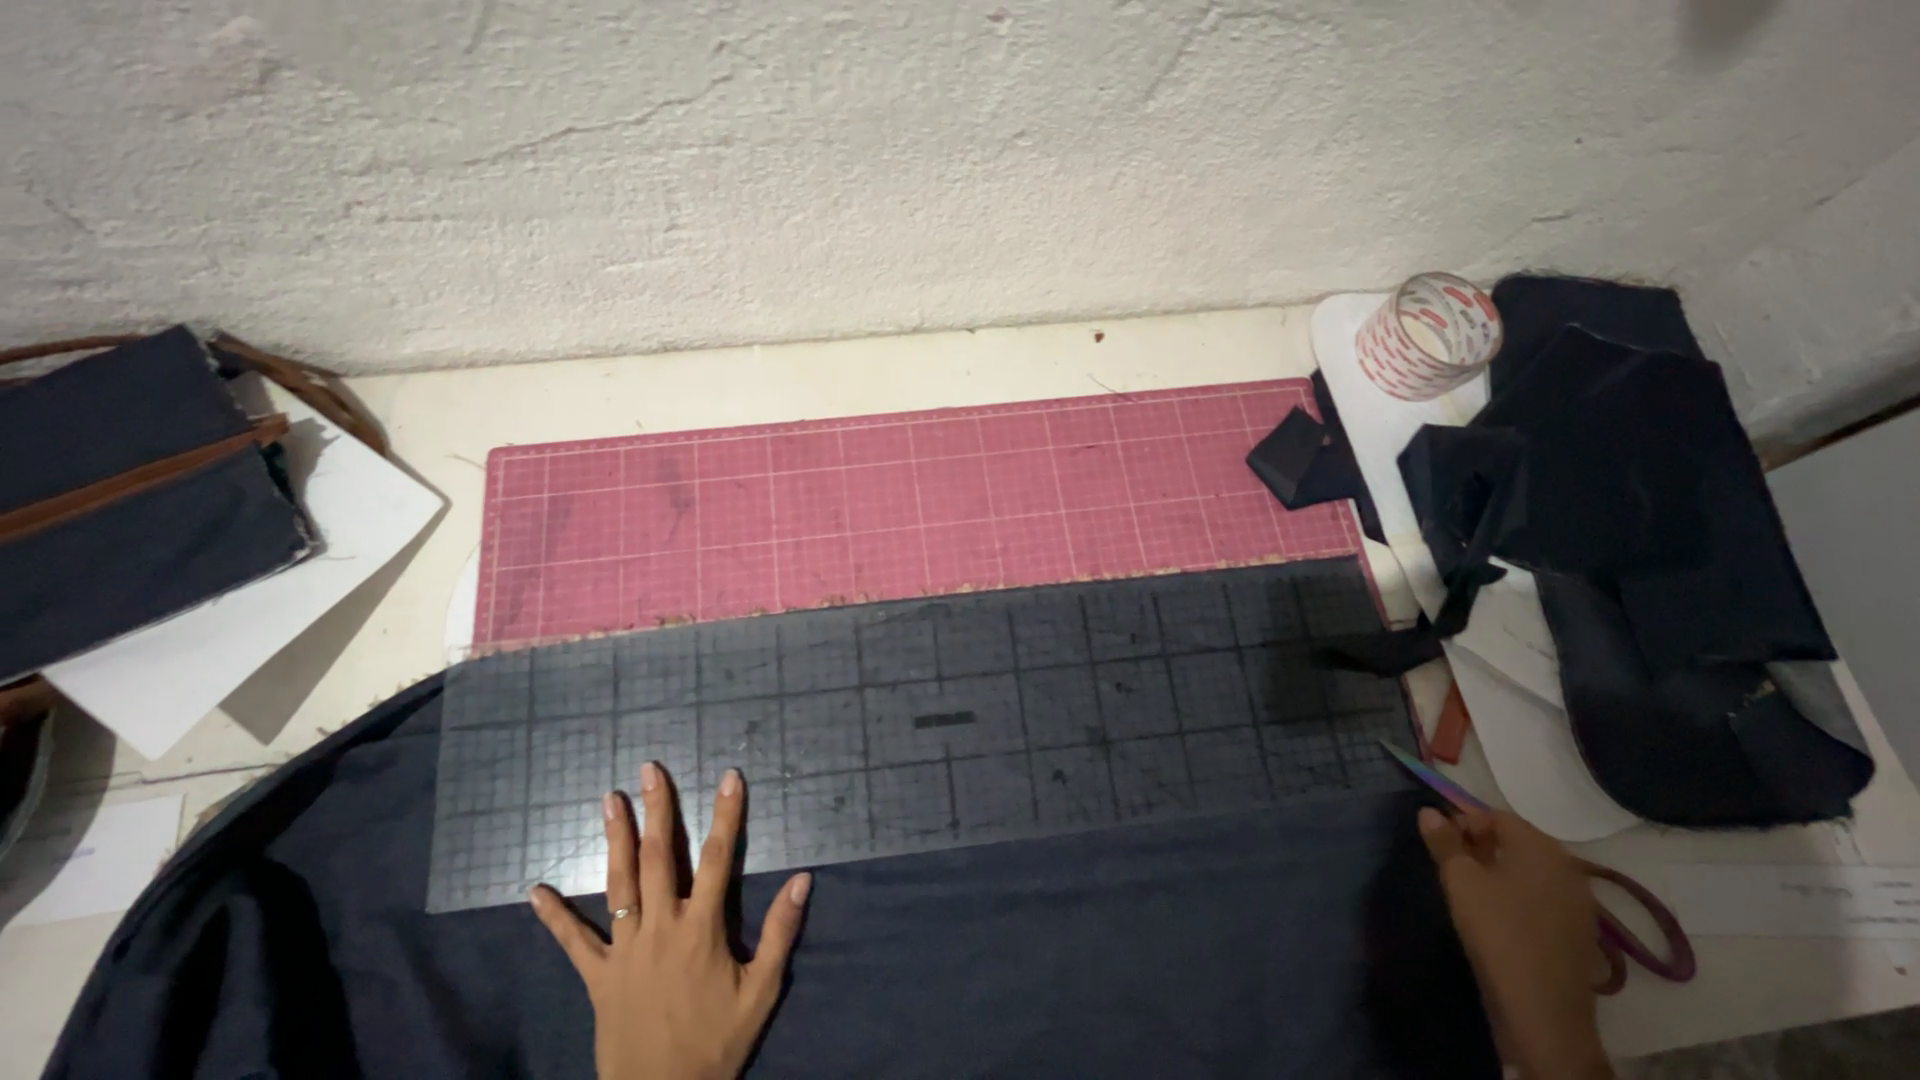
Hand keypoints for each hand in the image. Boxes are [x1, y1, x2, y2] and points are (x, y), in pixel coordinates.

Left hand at [532, 763, 811, 1079]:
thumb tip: (803, 879)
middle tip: (650, 770)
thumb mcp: (762, 990)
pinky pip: (573, 942)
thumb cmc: (717, 1041)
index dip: (726, 816)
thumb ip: (780, 932)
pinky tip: (535, 890)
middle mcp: (660, 927)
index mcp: (701, 929)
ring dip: (615, 839)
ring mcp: (624, 950)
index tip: (729, 778)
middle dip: (657, 810)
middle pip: (660, 858)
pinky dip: (554, 916)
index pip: (718, 859)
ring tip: (609, 799)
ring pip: (618, 884)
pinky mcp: (597, 975)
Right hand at [1419, 806, 1611, 1079]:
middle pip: (1516, 842)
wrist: (1541, 1009)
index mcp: (1541, 847)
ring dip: (1498, 872)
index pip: (1496, 816)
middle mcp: (1567, 867)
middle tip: (1448, 866)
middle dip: (1480, 846)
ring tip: (1468, 891)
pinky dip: (1517, 896)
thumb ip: (1444, 842)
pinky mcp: (1578, 931)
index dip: (1463, 822)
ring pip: (1529, 871)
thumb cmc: (1497, 931)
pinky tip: (1496, 916)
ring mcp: (1578, 901)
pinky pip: (1541, 898)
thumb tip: (1428, 811)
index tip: (1437, 843)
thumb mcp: (1459, 880)